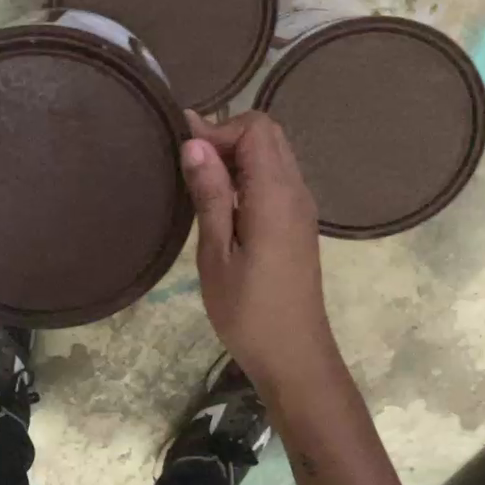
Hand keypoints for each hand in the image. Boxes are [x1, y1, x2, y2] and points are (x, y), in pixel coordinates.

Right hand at [181, 110, 333, 387]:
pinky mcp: (297, 222)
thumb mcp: (216, 254)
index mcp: (275, 196)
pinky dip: (247, 173)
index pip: (255, 129)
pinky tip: (220, 200)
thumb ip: (209, 195)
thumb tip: (195, 143)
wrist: (293, 355)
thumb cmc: (247, 311)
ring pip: (273, 153)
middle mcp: (295, 191)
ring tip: (199, 181)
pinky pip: (275, 176)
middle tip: (190, 165)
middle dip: (226, 136)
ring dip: (236, 154)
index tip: (183, 153)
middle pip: (268, 133)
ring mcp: (300, 206)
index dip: (217, 129)